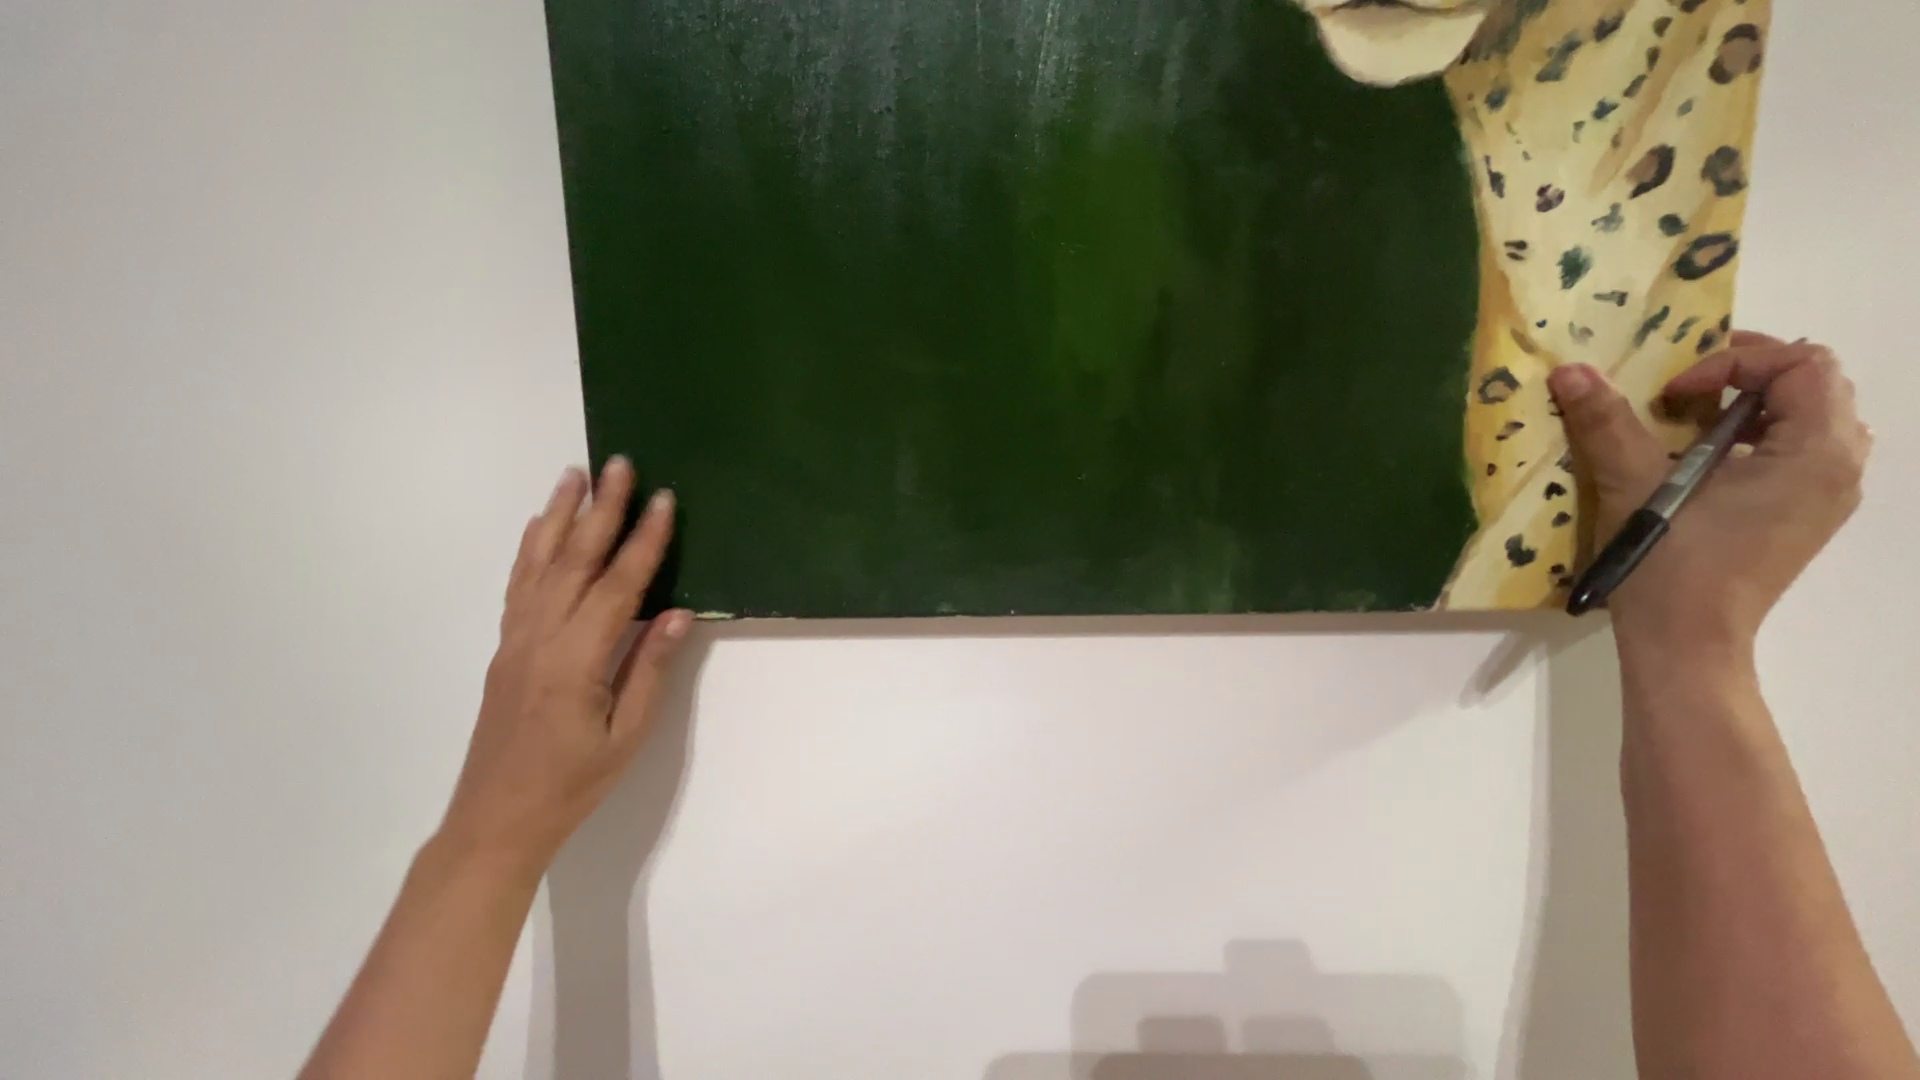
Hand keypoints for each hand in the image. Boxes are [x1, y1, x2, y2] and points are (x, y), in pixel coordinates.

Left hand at [438, 459, 692, 870]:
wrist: (496, 818)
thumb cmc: (573, 783)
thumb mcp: (627, 735)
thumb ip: (650, 669)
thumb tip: (677, 613)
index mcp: (577, 660)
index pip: (618, 586)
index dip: (644, 541)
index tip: (663, 500)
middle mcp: (541, 637)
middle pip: (575, 559)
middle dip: (602, 509)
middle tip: (620, 463)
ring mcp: (517, 639)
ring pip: (540, 563)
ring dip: (561, 514)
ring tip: (576, 473)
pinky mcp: (506, 648)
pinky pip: (519, 585)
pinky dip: (531, 548)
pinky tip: (541, 525)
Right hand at [1549, 332, 1870, 659]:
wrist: (1687, 642)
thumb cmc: (1670, 564)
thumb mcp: (1634, 486)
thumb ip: (1607, 424)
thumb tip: (1569, 369)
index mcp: (1816, 452)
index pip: (1802, 365)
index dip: (1733, 362)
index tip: (1671, 395)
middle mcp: (1839, 467)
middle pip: (1813, 386)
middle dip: (1743, 376)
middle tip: (1677, 394)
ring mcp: (1825, 496)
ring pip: (1807, 419)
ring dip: (1748, 408)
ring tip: (1687, 427)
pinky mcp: (1801, 517)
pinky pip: (1795, 454)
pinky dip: (1751, 440)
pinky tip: (1698, 466)